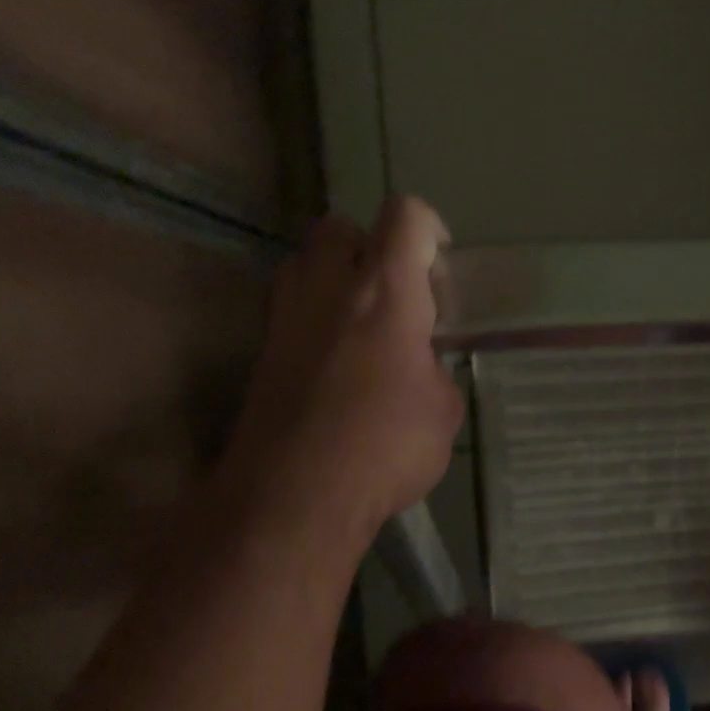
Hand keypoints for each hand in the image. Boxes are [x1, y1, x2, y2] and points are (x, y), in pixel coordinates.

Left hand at [223, 196, 462, 530]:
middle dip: (373, 248)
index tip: (444, 263)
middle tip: (402, 295)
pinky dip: (321, 319)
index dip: (430, 229)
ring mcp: (286, 317)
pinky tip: (345, 364)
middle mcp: (328, 288)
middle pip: (342, 228)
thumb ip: (436, 368)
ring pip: (307, 264)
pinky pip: (295, 309)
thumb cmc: (388, 445)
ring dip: (339, 280)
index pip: (404, 218)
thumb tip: (421, 366)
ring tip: (371, 327)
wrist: (297, 492)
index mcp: (385, 293)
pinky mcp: (264, 350)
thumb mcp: (445, 408)